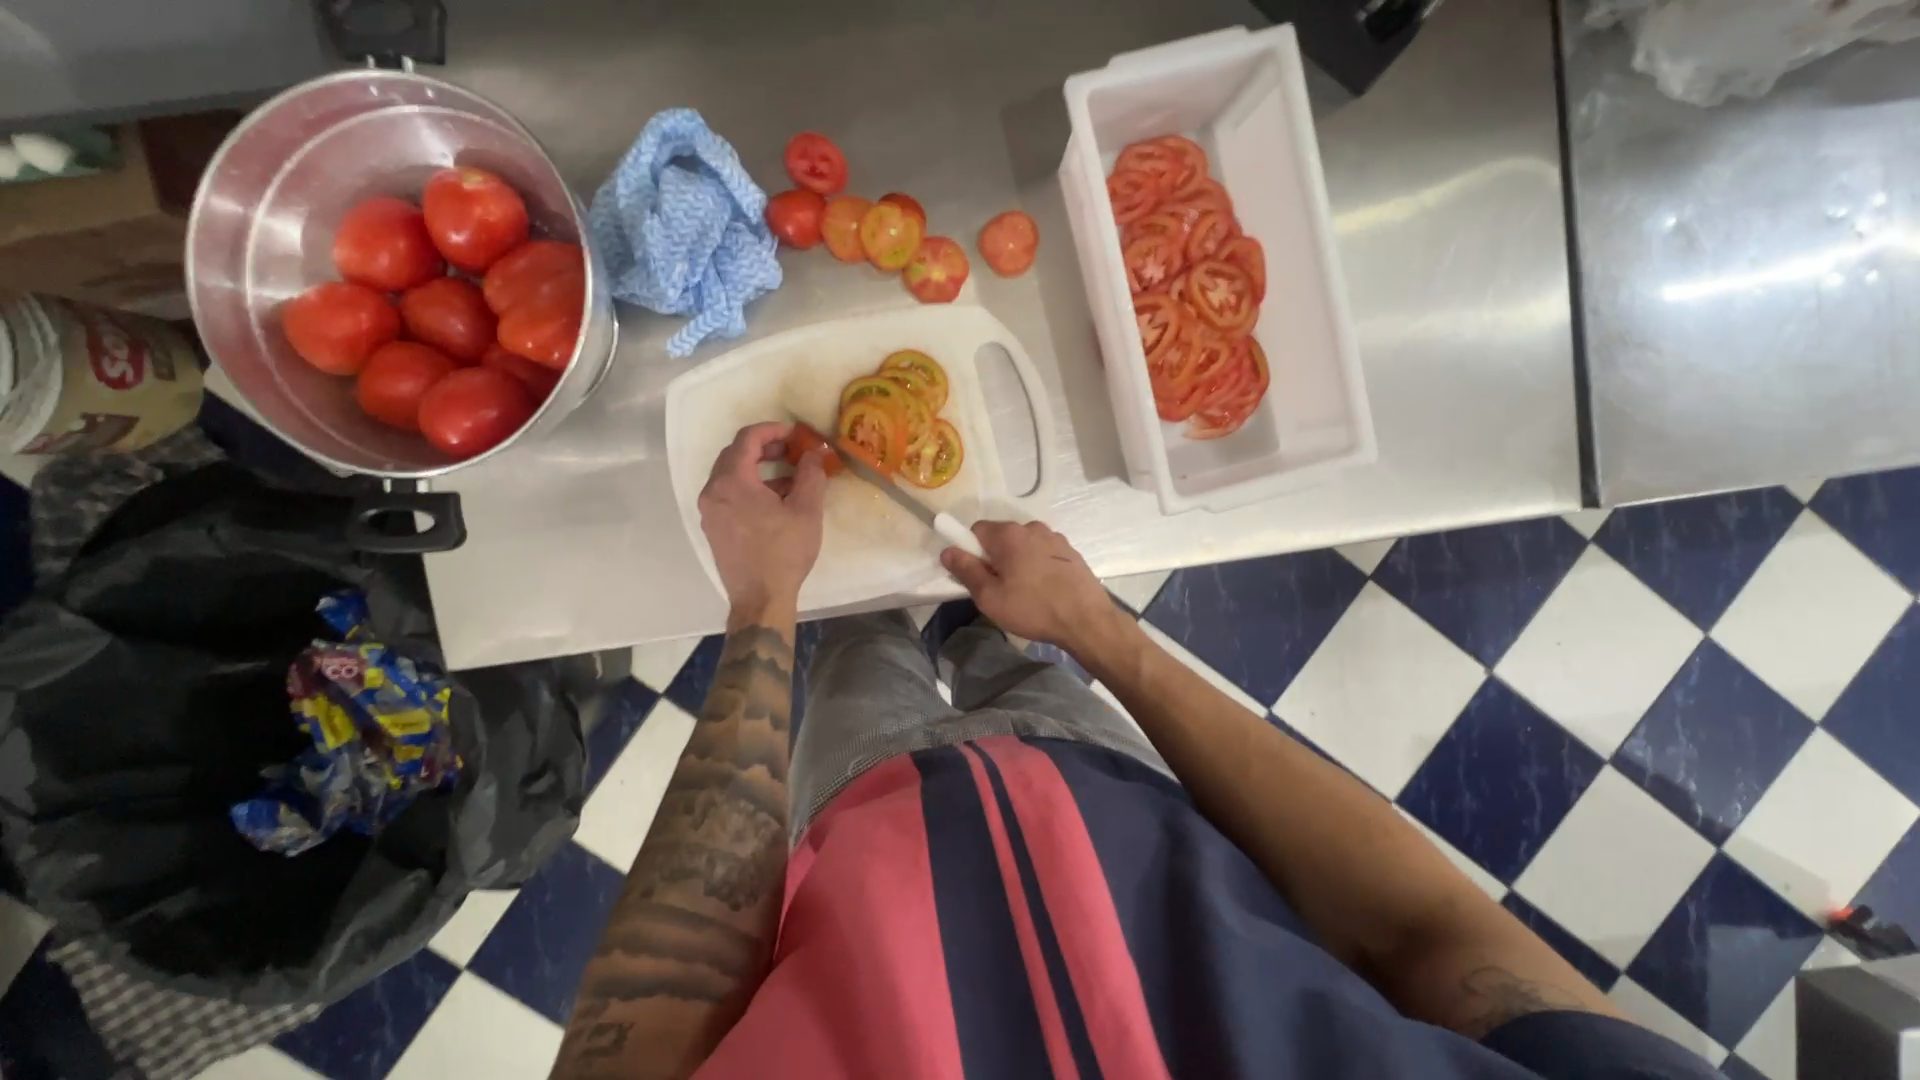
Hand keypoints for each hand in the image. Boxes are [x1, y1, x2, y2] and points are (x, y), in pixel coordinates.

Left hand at [699, 422, 826, 613]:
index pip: (747, 439)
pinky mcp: (714, 527)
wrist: (760, 598)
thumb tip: (814, 454)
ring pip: (731, 475)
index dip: (773, 430)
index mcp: (732, 482)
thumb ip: (810, 474)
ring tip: (791, 477)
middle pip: (735, 454)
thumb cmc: (784, 553)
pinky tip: (776, 500)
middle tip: (793, 451)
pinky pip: (729, 494)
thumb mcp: (806, 510)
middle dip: (765, 447)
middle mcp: (713, 491)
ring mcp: (710, 511)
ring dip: (759, 468)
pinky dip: (751, 487)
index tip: (796, 434)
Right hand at [940, 521, 1130, 654]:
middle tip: (999, 589)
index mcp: (1009, 534)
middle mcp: (1032, 527)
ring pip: (1023, 546)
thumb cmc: (1033, 609)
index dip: (970, 551)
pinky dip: (1037, 566)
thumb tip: (948, 551)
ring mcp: (1055, 538)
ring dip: (1018, 562)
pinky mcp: (1071, 552)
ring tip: (1025, 593)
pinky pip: (1043, 553)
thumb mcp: (990, 597)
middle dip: (995, 558)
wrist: (1087, 620)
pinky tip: (1044, 590)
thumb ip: (966, 570)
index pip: (976, 530)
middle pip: (1001, 537)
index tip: (977, 576)